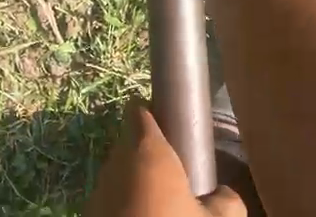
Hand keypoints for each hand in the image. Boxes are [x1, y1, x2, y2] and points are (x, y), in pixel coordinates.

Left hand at [88, 104, 244, 216]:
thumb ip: (226, 201)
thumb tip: (226, 195)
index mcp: (147, 149)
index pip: (138, 109)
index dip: (153, 114)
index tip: (171, 130)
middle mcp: (117, 160)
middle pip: (130, 143)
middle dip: (148, 156)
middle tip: (174, 180)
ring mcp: (98, 188)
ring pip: (119, 173)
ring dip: (135, 184)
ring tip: (160, 207)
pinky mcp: (89, 212)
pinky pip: (110, 200)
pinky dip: (123, 207)